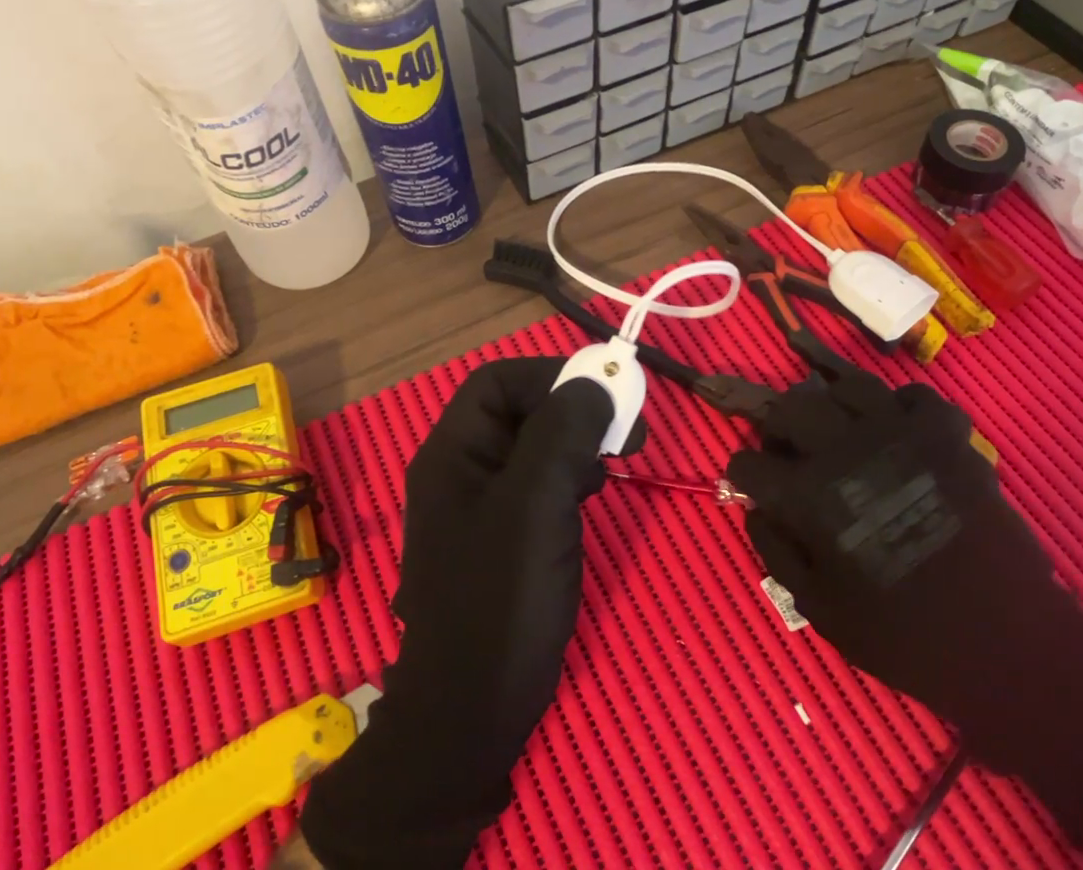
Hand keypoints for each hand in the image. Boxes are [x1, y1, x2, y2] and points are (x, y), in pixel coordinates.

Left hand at [300, 357, 615, 868]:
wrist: (471, 707)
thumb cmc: (499, 598)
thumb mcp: (534, 504)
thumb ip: (561, 435)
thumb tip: (594, 384)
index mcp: (453, 453)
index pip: (498, 382)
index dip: (552, 376)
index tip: (608, 393)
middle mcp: (462, 472)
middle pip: (519, 413)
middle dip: (574, 411)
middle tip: (630, 431)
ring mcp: (482, 510)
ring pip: (534, 451)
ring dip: (578, 444)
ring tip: (619, 461)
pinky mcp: (504, 542)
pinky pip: (539, 489)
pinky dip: (571, 480)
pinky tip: (595, 494)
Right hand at [728, 373, 1082, 860]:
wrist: (1005, 640)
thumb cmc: (903, 634)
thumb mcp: (820, 609)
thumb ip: (778, 552)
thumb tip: (757, 510)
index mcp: (810, 497)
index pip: (749, 464)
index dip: (743, 474)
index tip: (749, 485)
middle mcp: (848, 451)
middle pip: (791, 408)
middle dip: (776, 426)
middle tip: (786, 449)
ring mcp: (903, 436)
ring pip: (850, 385)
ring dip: (831, 401)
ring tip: (833, 424)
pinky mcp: (949, 436)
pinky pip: (915, 396)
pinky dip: (898, 406)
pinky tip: (894, 428)